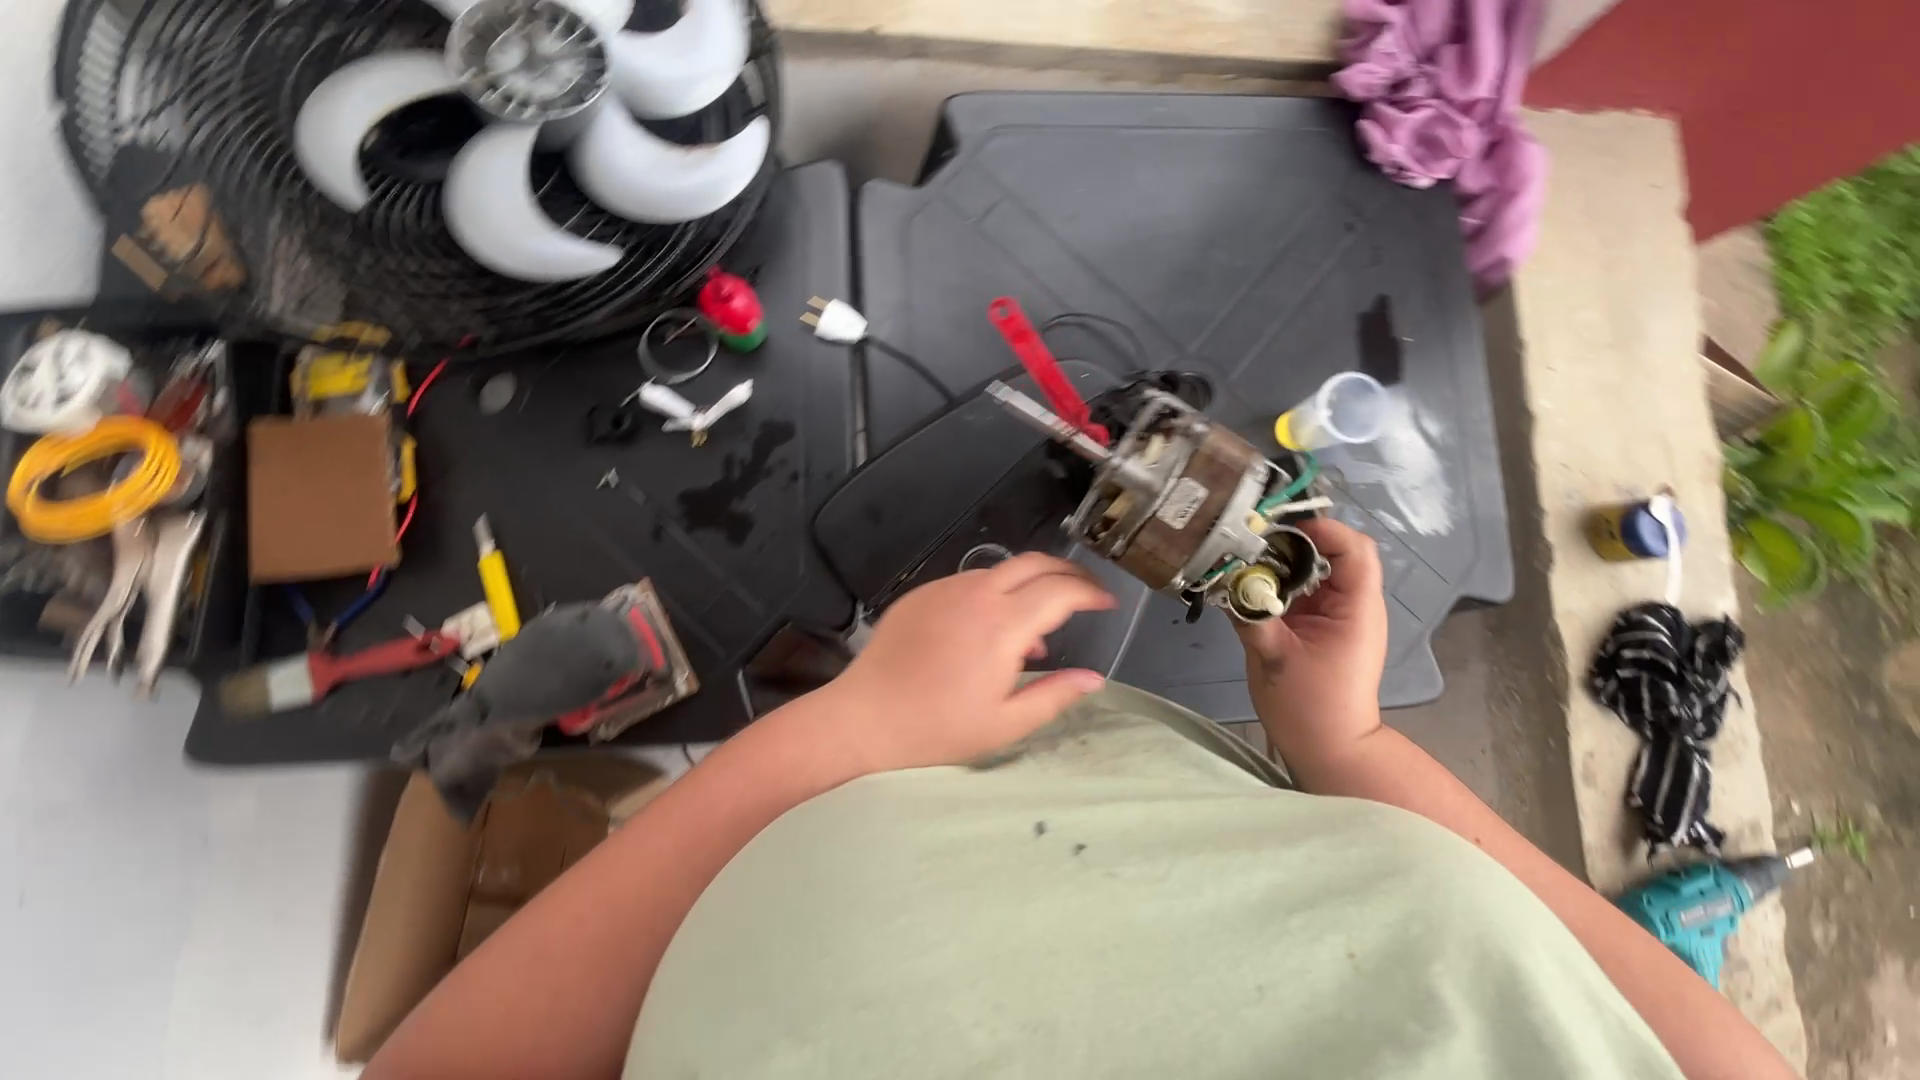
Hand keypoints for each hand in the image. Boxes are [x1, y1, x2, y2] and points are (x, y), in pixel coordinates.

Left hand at [816, 553, 1115, 774]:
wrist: (862, 717)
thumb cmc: (936, 728)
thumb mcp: (1005, 724)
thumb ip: (1055, 696)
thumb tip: (1094, 678)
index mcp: (1003, 623)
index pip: (1061, 589)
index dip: (1091, 591)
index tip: (1108, 602)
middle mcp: (976, 593)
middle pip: (1034, 562)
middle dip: (1067, 571)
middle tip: (1085, 592)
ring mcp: (944, 589)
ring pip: (1000, 571)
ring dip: (1028, 586)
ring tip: (1036, 630)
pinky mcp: (921, 594)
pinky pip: (969, 584)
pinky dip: (992, 596)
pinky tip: (988, 632)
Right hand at [1235, 518, 1387, 761]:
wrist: (1329, 749)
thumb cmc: (1310, 707)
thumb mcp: (1273, 657)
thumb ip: (1250, 614)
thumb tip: (1224, 580)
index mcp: (1355, 608)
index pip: (1354, 549)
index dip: (1322, 530)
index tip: (1276, 533)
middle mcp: (1351, 604)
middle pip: (1331, 553)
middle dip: (1289, 545)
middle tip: (1248, 547)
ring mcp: (1336, 615)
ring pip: (1312, 571)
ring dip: (1279, 565)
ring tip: (1243, 566)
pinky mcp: (1320, 626)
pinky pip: (1301, 592)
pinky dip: (1277, 585)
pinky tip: (1250, 590)